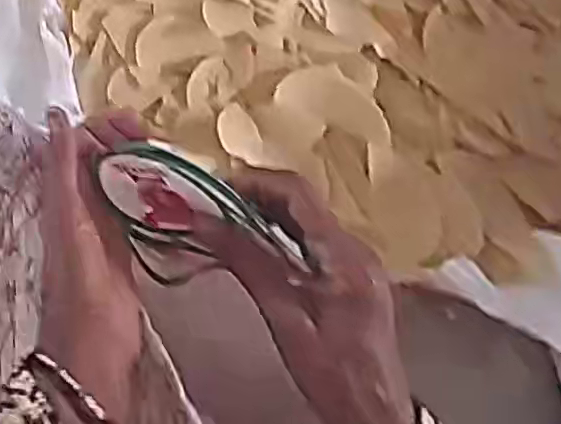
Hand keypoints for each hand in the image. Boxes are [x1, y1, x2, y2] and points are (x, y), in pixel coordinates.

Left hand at [38, 109, 146, 421]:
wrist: (95, 348)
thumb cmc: (78, 281)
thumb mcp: (68, 216)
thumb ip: (62, 166)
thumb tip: (56, 115)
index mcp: (61, 191)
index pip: (77, 141)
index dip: (100, 126)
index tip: (131, 123)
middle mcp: (79, 201)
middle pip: (99, 155)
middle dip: (122, 138)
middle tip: (152, 136)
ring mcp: (102, 220)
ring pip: (119, 176)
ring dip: (138, 160)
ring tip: (165, 153)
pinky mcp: (122, 240)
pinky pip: (134, 202)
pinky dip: (149, 188)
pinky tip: (170, 184)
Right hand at [198, 169, 412, 423]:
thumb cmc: (335, 378)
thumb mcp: (286, 319)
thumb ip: (247, 262)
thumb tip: (203, 221)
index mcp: (345, 254)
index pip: (296, 192)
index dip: (254, 182)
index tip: (216, 189)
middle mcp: (356, 248)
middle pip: (300, 199)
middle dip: (254, 195)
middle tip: (215, 204)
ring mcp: (357, 261)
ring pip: (304, 216)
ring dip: (264, 212)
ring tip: (226, 221)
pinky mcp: (352, 275)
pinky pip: (310, 236)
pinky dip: (278, 232)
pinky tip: (254, 244)